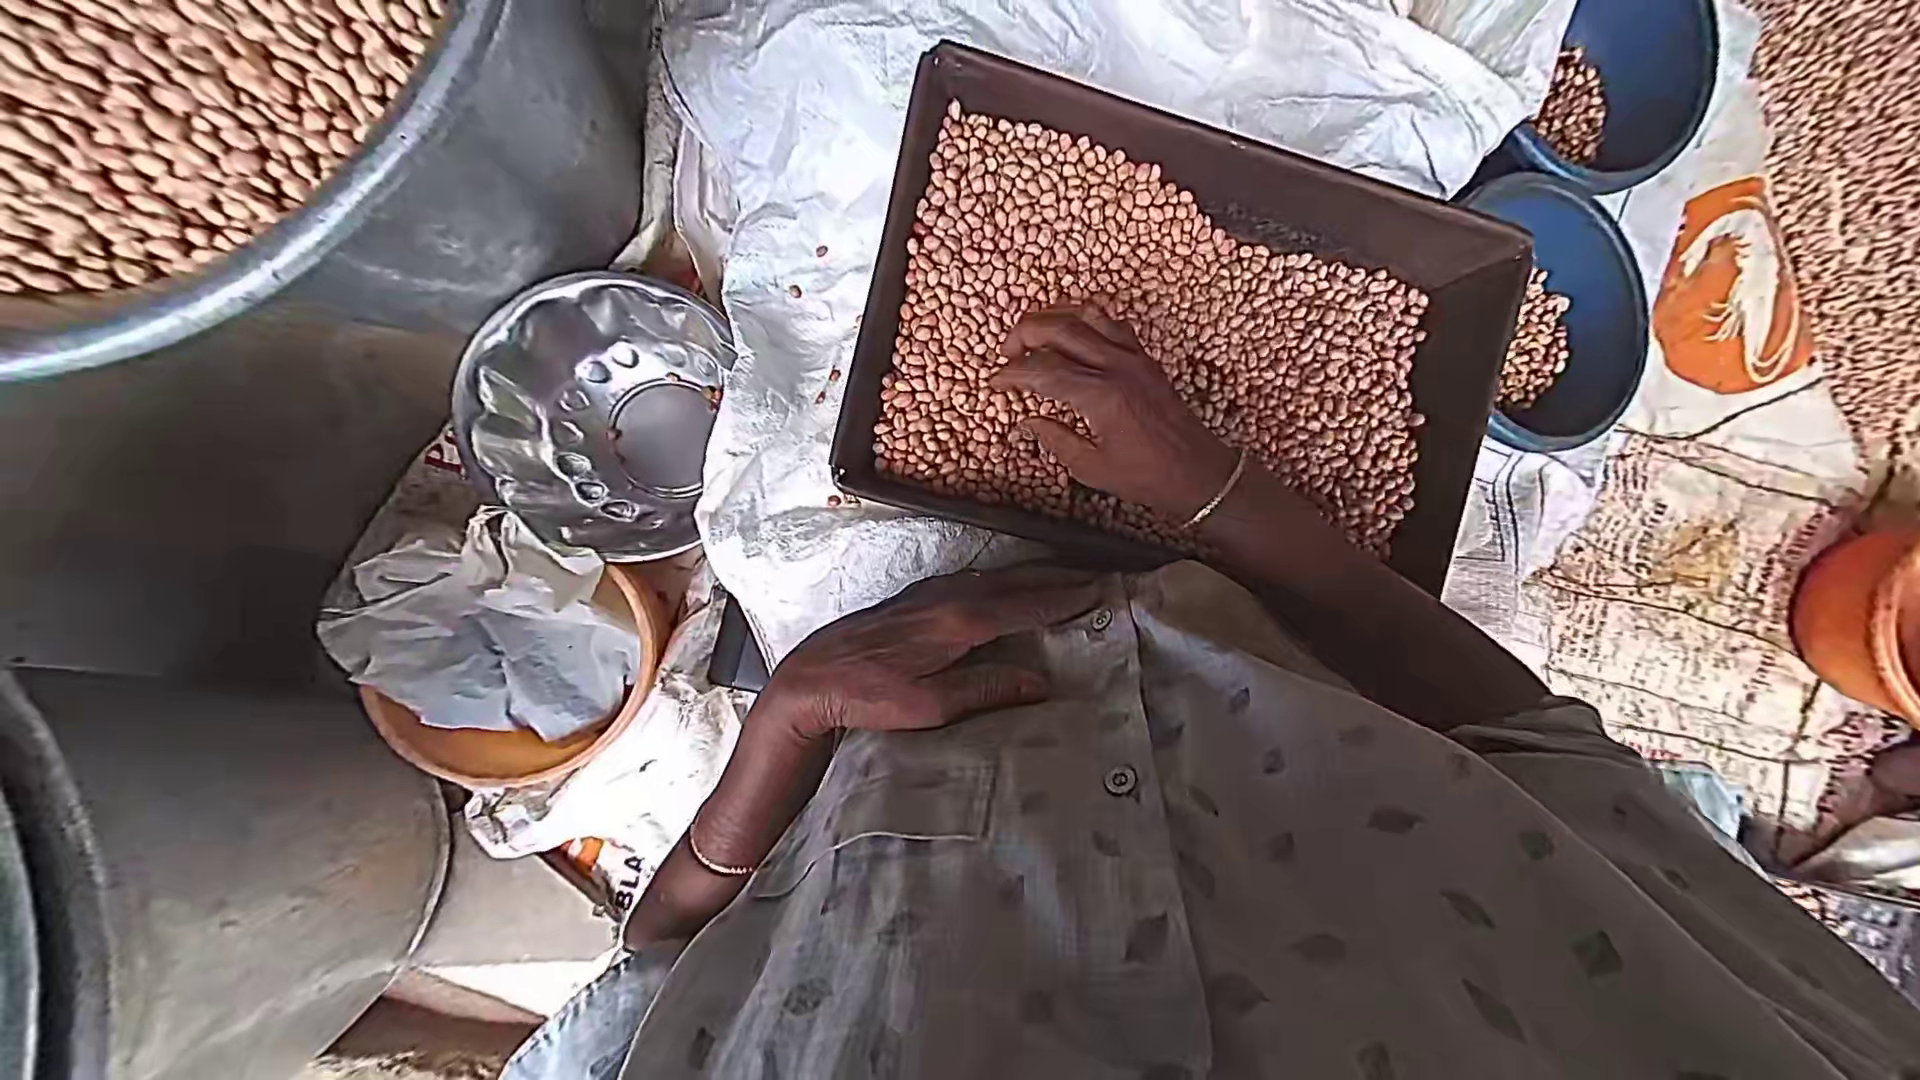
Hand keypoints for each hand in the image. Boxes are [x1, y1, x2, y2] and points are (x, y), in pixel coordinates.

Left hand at [757, 565, 1102, 739]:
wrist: (812, 677)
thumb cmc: (868, 696)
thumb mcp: (929, 706)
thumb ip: (985, 688)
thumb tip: (1039, 682)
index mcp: (957, 622)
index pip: (1024, 605)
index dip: (1063, 599)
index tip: (1099, 594)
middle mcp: (948, 597)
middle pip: (1015, 581)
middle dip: (1058, 577)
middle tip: (1097, 576)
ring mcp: (932, 592)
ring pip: (996, 576)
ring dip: (1033, 574)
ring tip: (1065, 575)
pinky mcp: (918, 597)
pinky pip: (975, 579)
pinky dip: (1005, 579)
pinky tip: (1009, 584)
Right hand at [991, 307, 1239, 520]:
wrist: (1197, 471)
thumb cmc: (1146, 476)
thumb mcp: (1091, 467)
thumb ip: (1056, 439)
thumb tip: (1029, 422)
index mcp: (1101, 396)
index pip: (1043, 371)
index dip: (1012, 374)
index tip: (995, 382)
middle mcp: (1117, 367)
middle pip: (1060, 329)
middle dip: (1024, 334)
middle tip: (1007, 352)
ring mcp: (1134, 357)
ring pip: (1086, 314)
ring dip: (1053, 317)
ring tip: (1032, 333)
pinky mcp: (1145, 358)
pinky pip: (1111, 322)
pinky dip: (1086, 318)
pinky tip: (1071, 331)